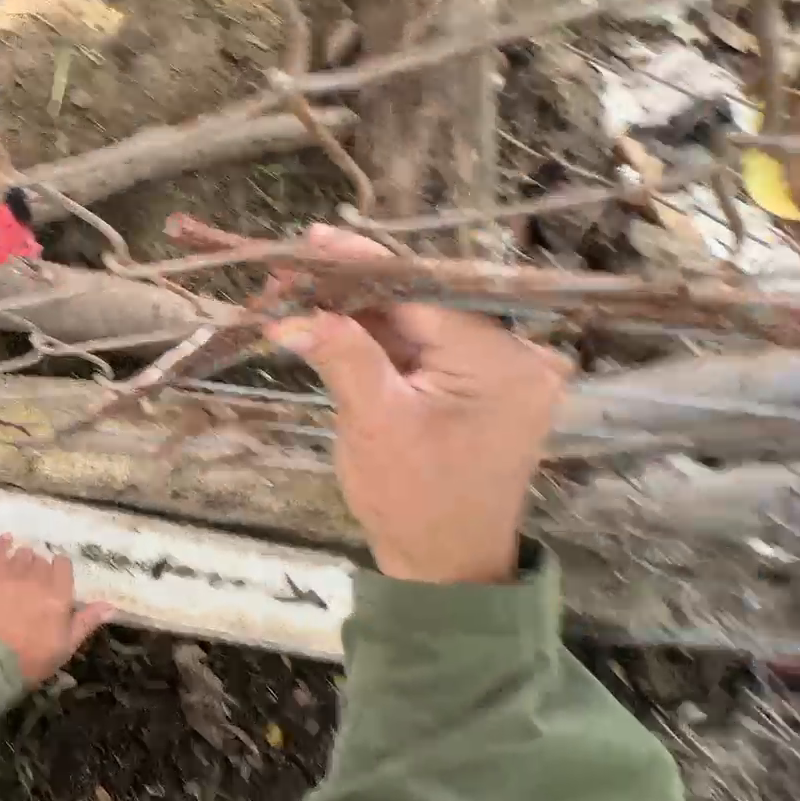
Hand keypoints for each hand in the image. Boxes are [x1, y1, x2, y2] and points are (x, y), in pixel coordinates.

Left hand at [0, 535, 112, 682]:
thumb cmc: (29, 659)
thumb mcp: (64, 647)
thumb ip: (86, 622)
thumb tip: (109, 605)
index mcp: (58, 595)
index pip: (63, 567)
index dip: (59, 571)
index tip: (54, 579)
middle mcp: (36, 578)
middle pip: (40, 561)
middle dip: (38, 568)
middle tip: (32, 583)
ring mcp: (9, 573)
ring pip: (20, 554)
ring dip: (22, 560)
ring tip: (18, 570)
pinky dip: (2, 544)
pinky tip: (6, 540)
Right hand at [265, 227, 572, 584]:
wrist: (443, 560)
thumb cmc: (414, 497)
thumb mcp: (374, 423)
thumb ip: (342, 357)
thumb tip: (293, 316)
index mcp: (504, 360)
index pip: (424, 293)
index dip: (362, 267)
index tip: (315, 240)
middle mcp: (512, 354)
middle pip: (419, 304)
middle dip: (349, 290)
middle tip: (288, 277)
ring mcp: (491, 372)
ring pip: (412, 325)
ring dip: (354, 315)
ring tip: (295, 297)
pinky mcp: (467, 388)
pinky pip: (414, 350)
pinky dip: (370, 341)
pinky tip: (328, 325)